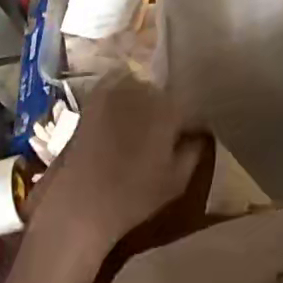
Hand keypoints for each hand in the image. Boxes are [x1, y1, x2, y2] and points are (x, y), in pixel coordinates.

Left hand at [26, 70, 204, 261]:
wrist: (81, 201)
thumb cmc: (134, 195)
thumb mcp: (177, 180)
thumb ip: (195, 150)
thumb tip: (201, 132)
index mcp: (170, 108)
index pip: (193, 105)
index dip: (195, 120)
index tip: (195, 132)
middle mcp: (145, 89)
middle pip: (167, 91)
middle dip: (171, 106)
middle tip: (171, 128)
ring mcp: (117, 88)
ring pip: (144, 84)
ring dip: (148, 97)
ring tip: (147, 120)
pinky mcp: (95, 95)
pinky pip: (118, 82)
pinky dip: (125, 90)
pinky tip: (125, 110)